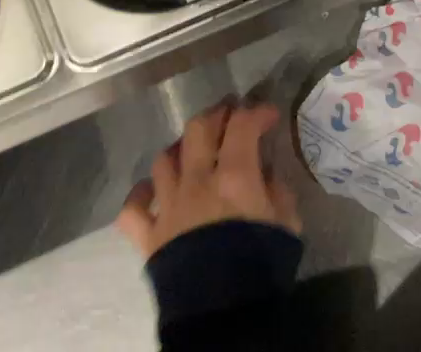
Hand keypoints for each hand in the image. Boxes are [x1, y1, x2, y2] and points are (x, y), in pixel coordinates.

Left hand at [117, 100, 301, 258]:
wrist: (220, 309)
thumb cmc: (261, 261)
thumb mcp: (287, 220)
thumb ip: (276, 190)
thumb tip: (265, 175)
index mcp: (236, 175)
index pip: (243, 125)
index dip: (258, 112)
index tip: (270, 115)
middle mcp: (198, 181)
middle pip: (198, 130)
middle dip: (217, 115)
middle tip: (231, 116)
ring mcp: (168, 206)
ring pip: (165, 158)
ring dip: (182, 147)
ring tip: (195, 150)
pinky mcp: (147, 234)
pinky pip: (133, 207)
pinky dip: (143, 192)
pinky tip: (155, 188)